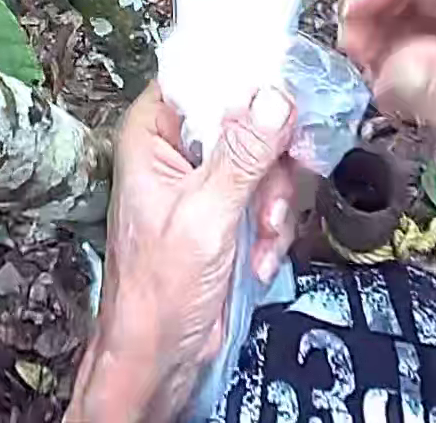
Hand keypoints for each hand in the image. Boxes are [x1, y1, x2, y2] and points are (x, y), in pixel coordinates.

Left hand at [68, 81, 297, 421]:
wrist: (159, 358)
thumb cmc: (156, 290)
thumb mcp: (203, 217)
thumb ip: (242, 157)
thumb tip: (272, 97)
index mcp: (153, 130)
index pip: (200, 76)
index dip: (243, 82)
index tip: (281, 96)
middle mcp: (178, 143)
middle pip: (242, 114)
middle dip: (267, 160)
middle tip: (272, 195)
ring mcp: (205, 173)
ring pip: (263, 152)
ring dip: (274, 198)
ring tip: (263, 234)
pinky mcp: (226, 202)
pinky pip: (267, 187)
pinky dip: (273, 221)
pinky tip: (261, 254)